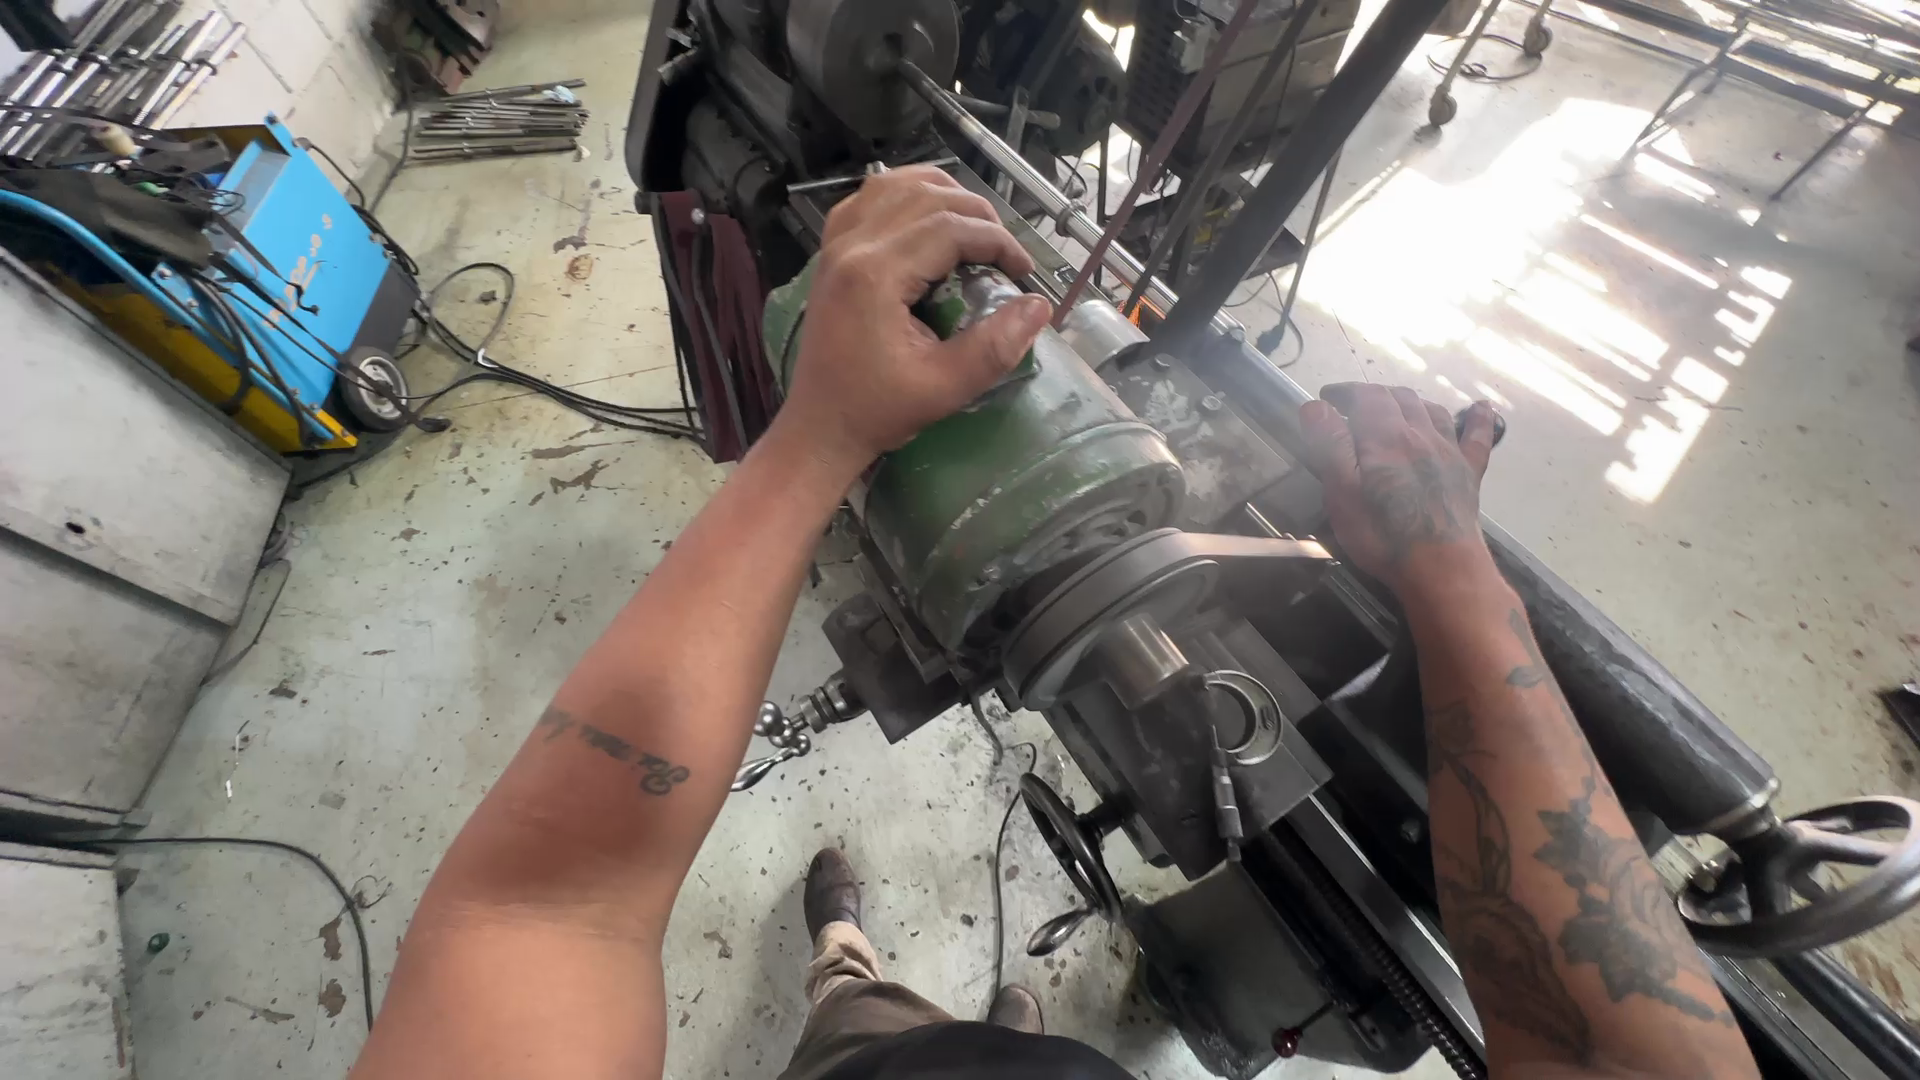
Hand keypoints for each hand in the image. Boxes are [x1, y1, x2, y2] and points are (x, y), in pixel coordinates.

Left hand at [776, 164, 1051, 472]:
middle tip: (1005, 255)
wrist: (820, 427)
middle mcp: (852, 245)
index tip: (1023, 273)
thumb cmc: (877, 412)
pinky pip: (870, 200)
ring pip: (897, 185)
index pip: (950, 227)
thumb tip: (1037, 307)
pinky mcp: (831, 254)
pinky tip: (927, 223)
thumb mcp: (944, 388)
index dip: (998, 242)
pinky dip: (906, 198)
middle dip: (978, 216)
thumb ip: (994, 347)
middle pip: (927, 196)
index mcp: (876, 275)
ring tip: (975, 232)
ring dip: (945, 196)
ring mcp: (836, 245)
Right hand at [1296, 383, 1503, 609]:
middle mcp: (1421, 435)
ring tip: (1392, 405)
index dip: (1345, 391)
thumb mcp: (1340, 491)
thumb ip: (1329, 445)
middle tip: (1349, 405)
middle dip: (1372, 394)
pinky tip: (1481, 408)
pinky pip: (1476, 437)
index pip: (1367, 397)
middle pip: (1400, 398)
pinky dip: (1477, 418)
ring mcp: (1449, 453)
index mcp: (1386, 437)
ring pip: (1431, 411)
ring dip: (1409, 401)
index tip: (1326, 398)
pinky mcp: (1468, 474)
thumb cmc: (1380, 532)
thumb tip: (1316, 406)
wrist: (1439, 567)